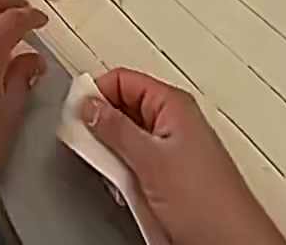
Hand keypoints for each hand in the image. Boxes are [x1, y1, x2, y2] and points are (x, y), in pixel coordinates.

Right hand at [80, 68, 285, 244]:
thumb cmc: (209, 205)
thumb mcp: (150, 161)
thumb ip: (114, 128)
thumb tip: (88, 105)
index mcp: (172, 104)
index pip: (123, 79)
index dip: (98, 92)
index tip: (77, 112)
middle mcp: (173, 120)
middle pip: (124, 107)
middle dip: (104, 126)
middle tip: (89, 143)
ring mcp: (173, 149)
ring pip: (128, 137)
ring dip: (115, 153)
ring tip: (113, 172)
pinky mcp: (172, 175)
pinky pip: (138, 161)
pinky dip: (126, 171)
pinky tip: (126, 188)